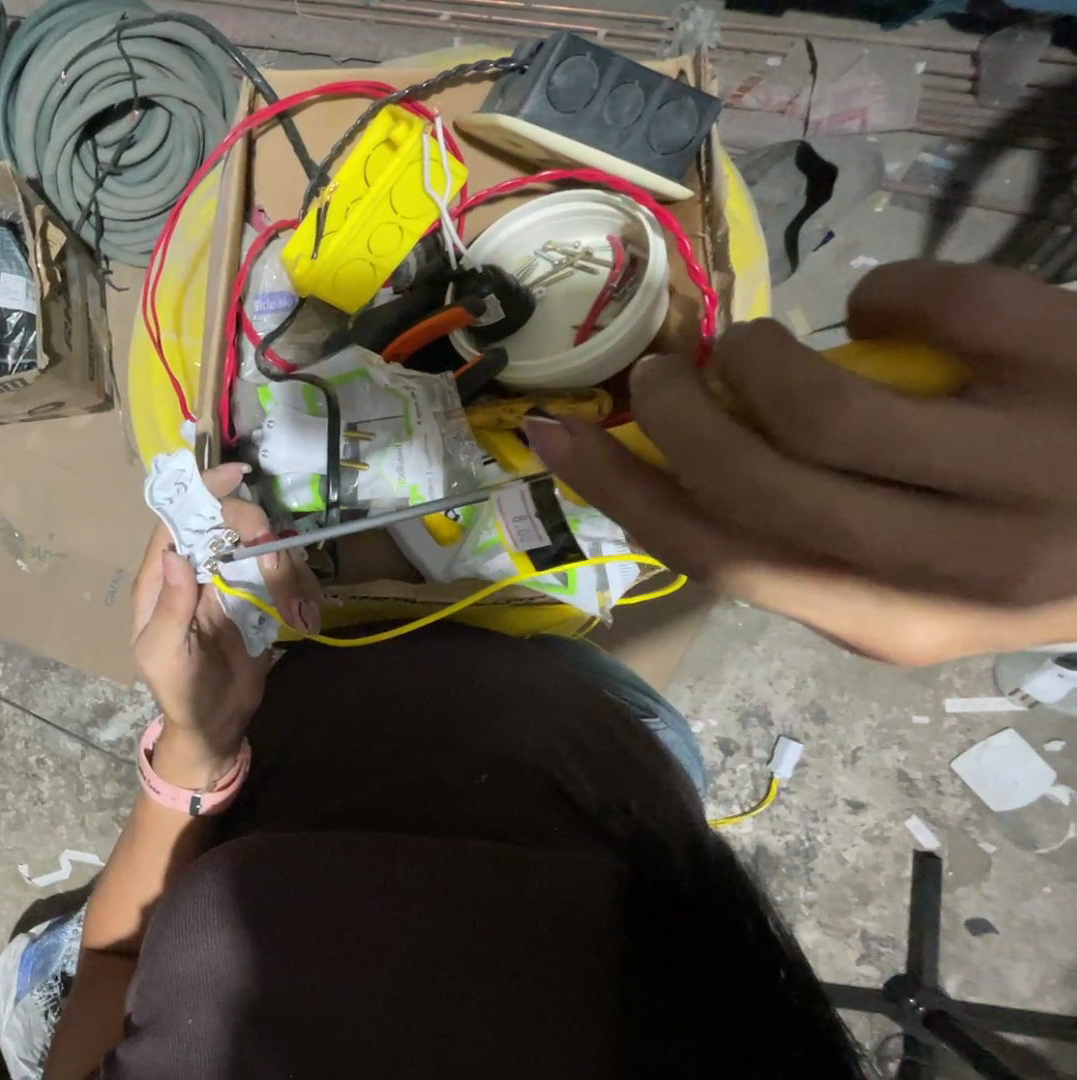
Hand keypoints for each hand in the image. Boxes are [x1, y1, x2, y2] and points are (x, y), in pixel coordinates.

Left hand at [131, 463, 319, 785]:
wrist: (216, 723)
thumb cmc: (179, 690)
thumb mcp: (164, 655)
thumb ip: (170, 607)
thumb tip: (173, 553)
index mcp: (163, 577)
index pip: (178, 518)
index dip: (203, 491)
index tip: (237, 477)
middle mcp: (197, 569)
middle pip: (228, 523)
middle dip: (257, 534)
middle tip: (276, 566)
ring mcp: (230, 580)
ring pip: (263, 546)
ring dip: (286, 570)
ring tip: (295, 612)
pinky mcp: (260, 597)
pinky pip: (286, 575)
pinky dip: (302, 589)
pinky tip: (305, 617)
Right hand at [531, 261, 1076, 665]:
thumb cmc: (1045, 541)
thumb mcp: (908, 574)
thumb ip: (797, 537)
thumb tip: (665, 460)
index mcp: (898, 622)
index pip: (712, 553)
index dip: (615, 488)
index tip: (554, 434)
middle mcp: (966, 566)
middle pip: (748, 484)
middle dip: (673, 416)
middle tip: (658, 373)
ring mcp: (1044, 469)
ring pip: (821, 407)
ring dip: (752, 356)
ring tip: (750, 341)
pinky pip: (935, 308)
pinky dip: (883, 294)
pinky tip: (882, 305)